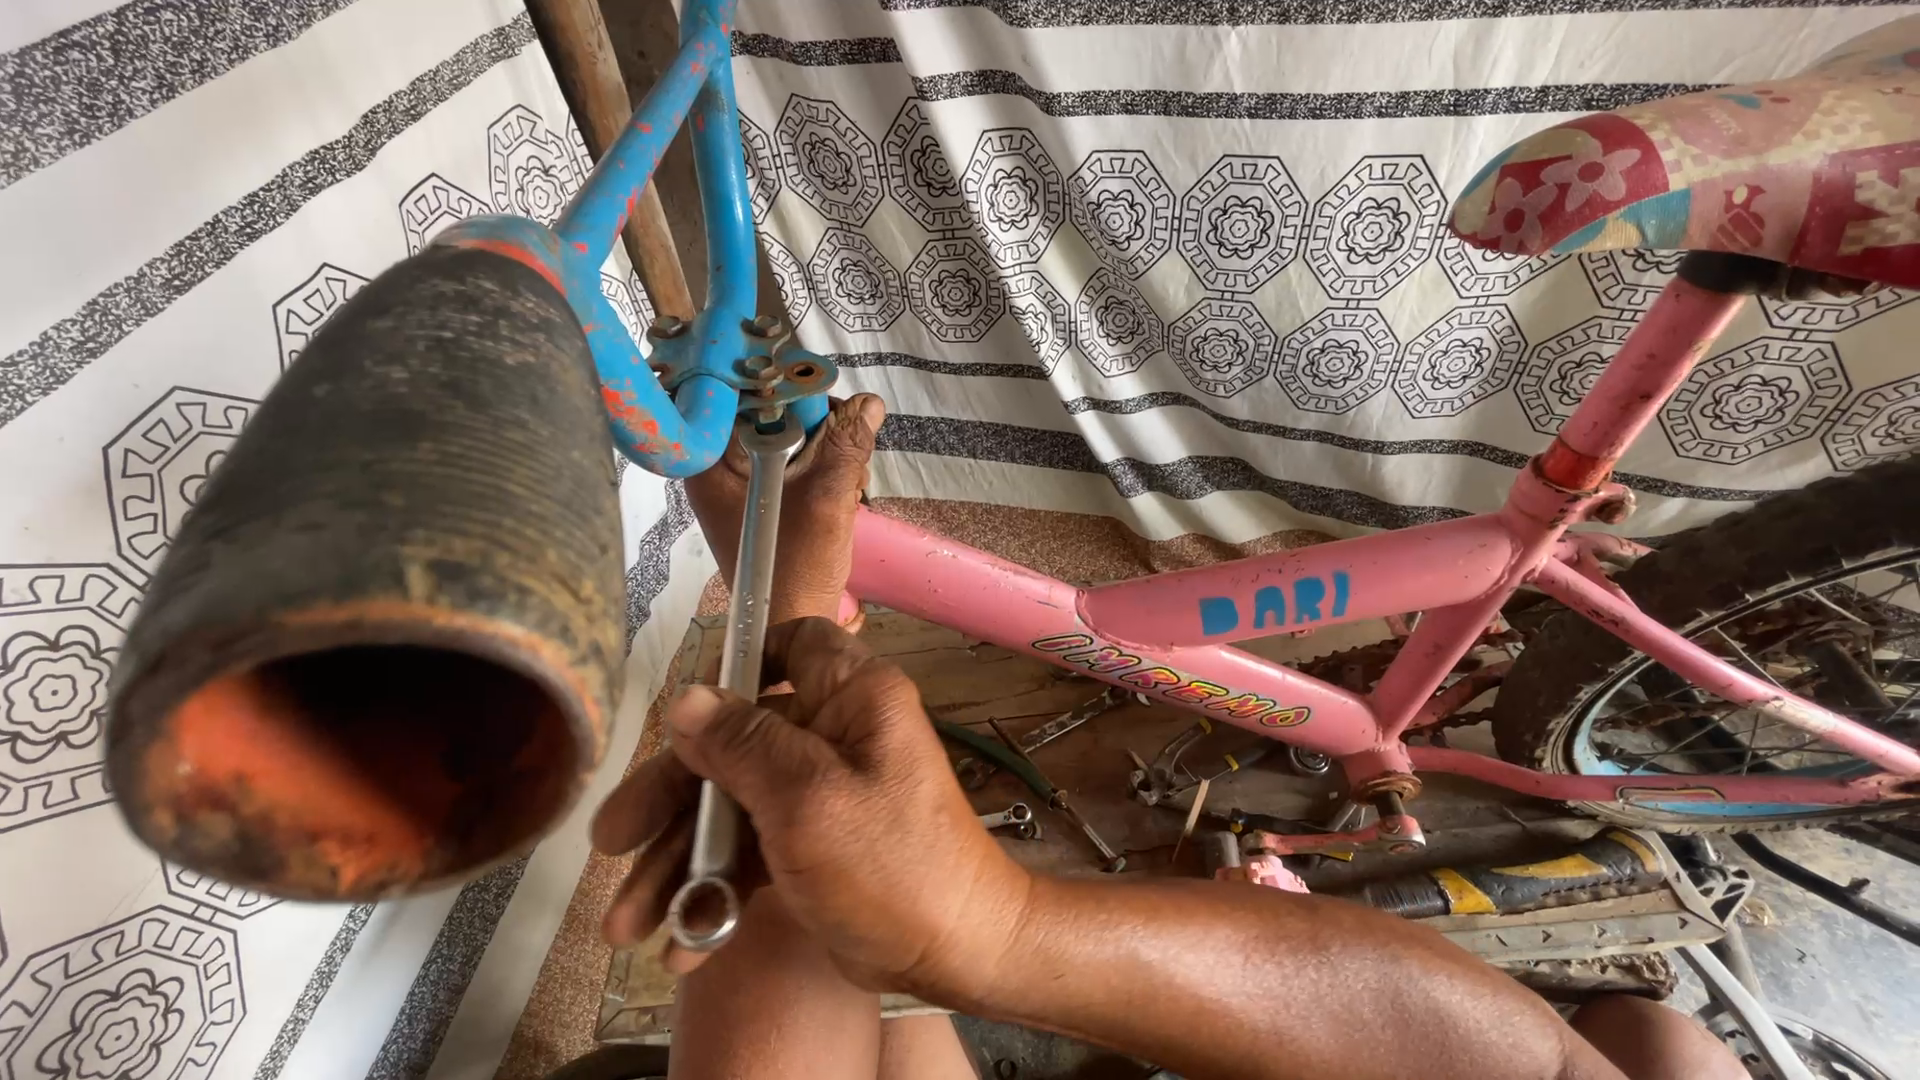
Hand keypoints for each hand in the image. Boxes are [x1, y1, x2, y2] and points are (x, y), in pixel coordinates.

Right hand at [591, 617, 1030, 996]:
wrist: (952, 952)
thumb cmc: (890, 863)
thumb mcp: (808, 798)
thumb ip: (744, 745)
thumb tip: (686, 695)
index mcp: (852, 695)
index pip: (793, 643)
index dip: (738, 662)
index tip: (683, 706)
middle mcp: (836, 732)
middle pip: (738, 737)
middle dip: (674, 794)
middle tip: (612, 839)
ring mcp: (822, 789)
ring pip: (735, 800)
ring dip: (682, 858)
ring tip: (628, 923)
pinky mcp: (813, 841)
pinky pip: (753, 847)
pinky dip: (717, 887)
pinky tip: (683, 940)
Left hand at [685, 394, 883, 623]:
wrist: (796, 628)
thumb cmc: (796, 567)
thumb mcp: (826, 500)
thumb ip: (846, 446)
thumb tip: (869, 402)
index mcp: (713, 462)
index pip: (739, 392)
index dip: (781, 382)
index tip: (824, 388)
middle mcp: (720, 468)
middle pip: (770, 413)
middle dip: (818, 424)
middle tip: (850, 445)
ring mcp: (744, 487)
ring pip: (789, 438)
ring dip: (829, 450)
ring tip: (852, 479)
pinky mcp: (767, 502)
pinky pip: (796, 465)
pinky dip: (825, 470)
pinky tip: (847, 490)